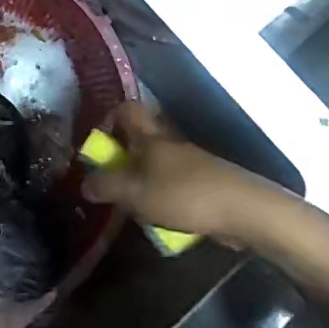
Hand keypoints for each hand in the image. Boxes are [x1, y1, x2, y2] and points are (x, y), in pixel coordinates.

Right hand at [79, 101, 273, 239]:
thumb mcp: (135, 194)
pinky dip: (165, 195)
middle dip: (125, 157)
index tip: (100, 143)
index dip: (110, 119)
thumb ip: (106, 187)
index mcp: (150, 137)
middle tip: (113, 180)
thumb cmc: (183, 195)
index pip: (127, 110)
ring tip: (136, 204)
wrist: (244, 210)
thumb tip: (84, 183)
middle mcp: (170, 143)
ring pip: (159, 162)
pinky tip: (164, 217)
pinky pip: (176, 182)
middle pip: (142, 138)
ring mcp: (192, 162)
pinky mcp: (207, 182)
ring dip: (145, 178)